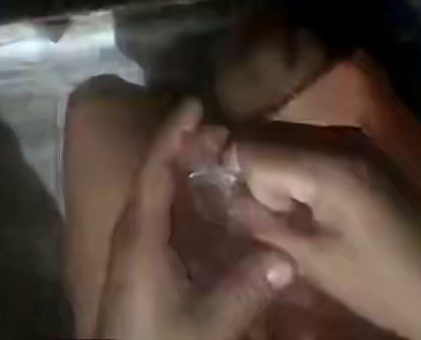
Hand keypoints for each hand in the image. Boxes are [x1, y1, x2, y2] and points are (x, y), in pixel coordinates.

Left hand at [93, 99, 297, 339]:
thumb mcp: (206, 326)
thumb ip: (245, 291)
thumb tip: (287, 259)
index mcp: (140, 230)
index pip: (156, 166)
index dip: (174, 131)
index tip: (195, 102)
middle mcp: (132, 227)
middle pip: (157, 172)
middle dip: (186, 147)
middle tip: (222, 132)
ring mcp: (133, 244)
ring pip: (158, 193)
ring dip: (185, 172)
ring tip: (219, 157)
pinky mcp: (139, 262)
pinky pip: (161, 216)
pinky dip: (183, 200)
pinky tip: (208, 205)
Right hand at [229, 130, 420, 339]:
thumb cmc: (389, 285)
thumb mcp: (321, 265)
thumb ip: (265, 226)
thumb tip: (221, 202)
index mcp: (325, 165)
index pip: (249, 151)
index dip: (244, 185)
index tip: (257, 218)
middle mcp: (334, 136)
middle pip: (263, 137)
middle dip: (257, 174)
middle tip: (274, 217)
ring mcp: (350, 137)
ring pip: (282, 138)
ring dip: (276, 170)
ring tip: (294, 212)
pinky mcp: (360, 146)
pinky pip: (305, 144)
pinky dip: (296, 168)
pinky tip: (313, 203)